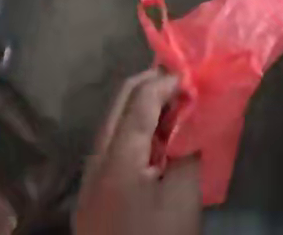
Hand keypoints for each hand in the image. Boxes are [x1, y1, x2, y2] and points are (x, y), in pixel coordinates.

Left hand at [74, 70, 202, 234]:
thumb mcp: (183, 194)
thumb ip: (186, 146)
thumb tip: (187, 118)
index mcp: (115, 157)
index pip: (140, 98)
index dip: (167, 82)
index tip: (193, 79)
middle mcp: (95, 162)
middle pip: (119, 104)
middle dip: (151, 86)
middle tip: (182, 83)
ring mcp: (89, 183)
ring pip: (113, 125)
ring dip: (142, 108)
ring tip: (174, 109)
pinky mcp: (93, 202)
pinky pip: (112, 149)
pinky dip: (135, 132)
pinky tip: (157, 142)